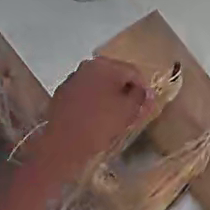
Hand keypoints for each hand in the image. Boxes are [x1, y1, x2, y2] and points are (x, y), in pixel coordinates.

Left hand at [23, 58, 149, 187]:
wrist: (63, 144)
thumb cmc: (100, 124)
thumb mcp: (128, 112)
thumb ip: (140, 98)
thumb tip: (146, 91)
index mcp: (106, 65)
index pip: (133, 72)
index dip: (144, 88)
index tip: (148, 104)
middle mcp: (87, 66)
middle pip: (114, 76)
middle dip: (125, 91)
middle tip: (133, 110)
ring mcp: (72, 79)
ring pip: (98, 85)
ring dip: (109, 96)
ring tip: (115, 116)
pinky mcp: (62, 94)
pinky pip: (85, 94)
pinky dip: (94, 102)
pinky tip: (96, 119)